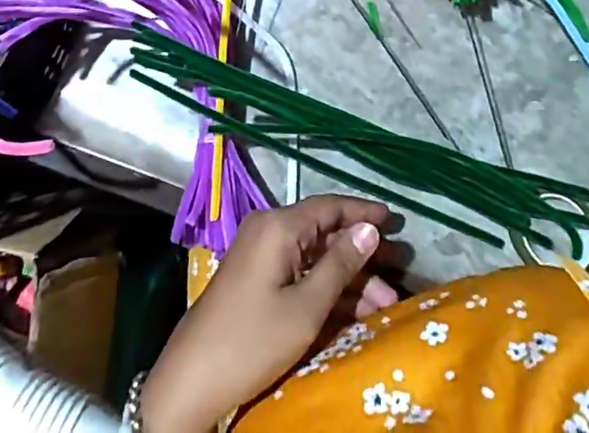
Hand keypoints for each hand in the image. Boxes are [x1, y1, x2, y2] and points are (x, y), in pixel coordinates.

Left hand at [140, 196, 400, 432]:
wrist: (192, 381)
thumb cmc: (253, 340)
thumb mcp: (306, 306)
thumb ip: (340, 264)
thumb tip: (370, 228)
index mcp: (279, 227)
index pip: (329, 207)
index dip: (363, 211)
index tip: (394, 219)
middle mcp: (269, 231)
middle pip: (324, 234)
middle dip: (361, 256)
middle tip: (396, 271)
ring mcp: (261, 256)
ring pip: (314, 258)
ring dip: (348, 280)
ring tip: (383, 305)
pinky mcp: (257, 279)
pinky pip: (299, 274)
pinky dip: (325, 290)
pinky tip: (353, 312)